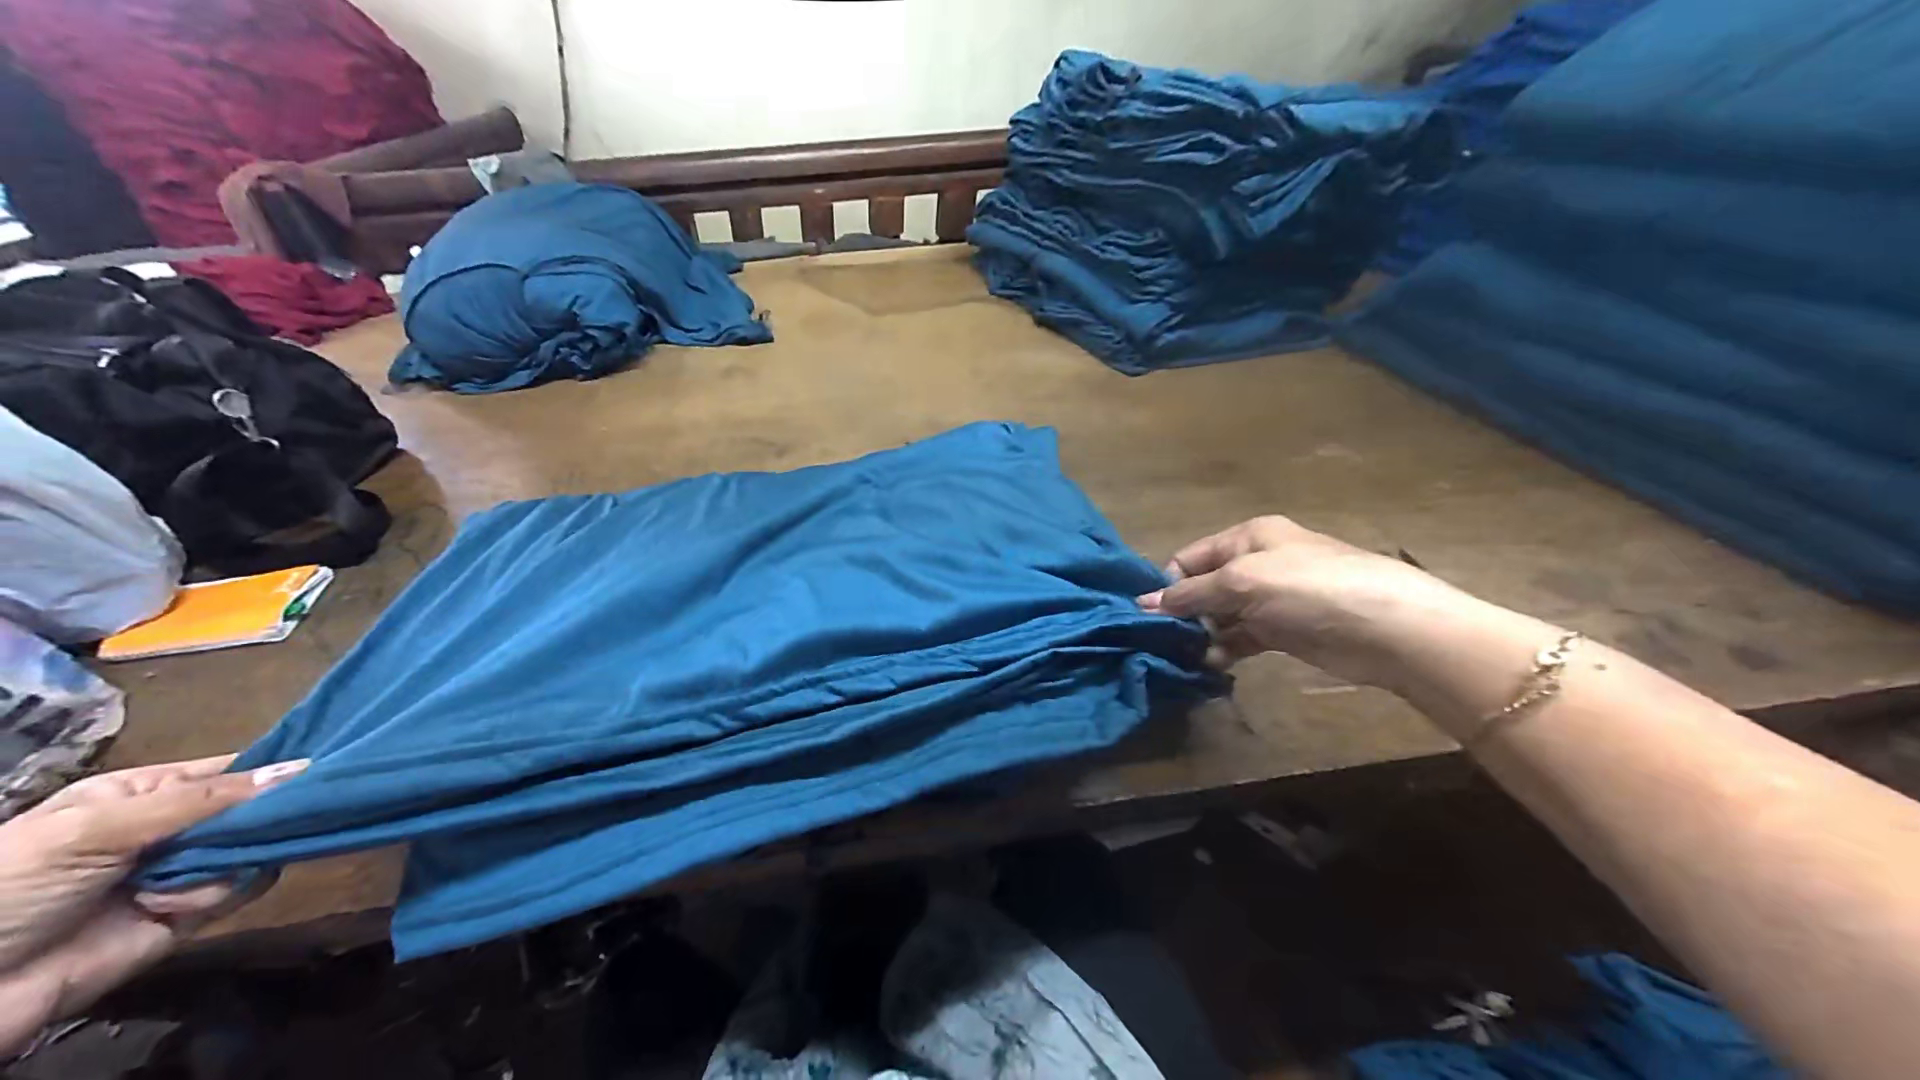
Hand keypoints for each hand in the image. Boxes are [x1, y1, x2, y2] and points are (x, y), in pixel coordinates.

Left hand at [0, 755, 305, 1054]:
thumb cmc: (15, 885)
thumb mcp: (99, 827)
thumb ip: (203, 799)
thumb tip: (302, 767)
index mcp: (147, 793)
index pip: (233, 769)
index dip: (278, 765)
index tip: (331, 761)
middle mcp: (175, 827)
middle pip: (255, 807)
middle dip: (270, 812)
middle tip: (299, 811)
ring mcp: (185, 870)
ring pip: (257, 846)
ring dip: (235, 858)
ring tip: (190, 876)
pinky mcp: (195, 910)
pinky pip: (243, 887)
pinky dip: (223, 892)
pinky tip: (179, 904)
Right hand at [1138, 515, 1480, 690]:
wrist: (1388, 628)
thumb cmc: (1308, 589)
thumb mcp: (1241, 582)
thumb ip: (1190, 594)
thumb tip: (1142, 604)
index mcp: (1247, 537)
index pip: (1190, 557)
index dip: (1167, 584)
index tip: (1148, 616)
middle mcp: (1257, 563)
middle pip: (1204, 587)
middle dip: (1184, 612)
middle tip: (1164, 641)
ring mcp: (1273, 599)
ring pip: (1222, 615)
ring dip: (1203, 634)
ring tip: (1186, 656)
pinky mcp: (1286, 630)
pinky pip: (1243, 637)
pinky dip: (1225, 649)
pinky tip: (1212, 664)